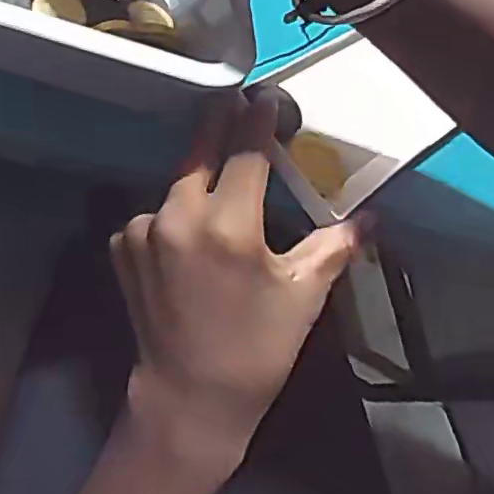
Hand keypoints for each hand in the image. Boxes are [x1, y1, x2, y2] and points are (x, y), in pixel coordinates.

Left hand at [111, 91, 366, 463]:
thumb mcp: (302, 296)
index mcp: (228, 225)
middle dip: (217, 126)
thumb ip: (334, 246)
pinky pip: (152, 214)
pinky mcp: (122, 243)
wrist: (188, 396)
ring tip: (214, 192)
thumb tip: (371, 217)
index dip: (256, 121)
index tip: (261, 96)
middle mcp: (178, 215)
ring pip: (175, 186)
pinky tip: (184, 243)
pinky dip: (170, 217)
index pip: (245, 154)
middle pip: (200, 155)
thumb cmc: (257, 348)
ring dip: (195, 182)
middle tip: (229, 102)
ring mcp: (143, 228)